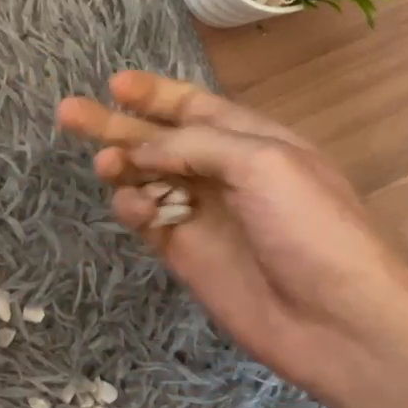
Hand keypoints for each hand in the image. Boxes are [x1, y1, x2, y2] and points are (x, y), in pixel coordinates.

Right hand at [58, 71, 407, 393]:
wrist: (339, 325)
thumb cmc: (314, 229)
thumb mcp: (264, 164)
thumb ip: (196, 145)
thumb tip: (140, 148)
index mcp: (253, 141)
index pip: (193, 107)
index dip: (154, 94)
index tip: (114, 83)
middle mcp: (222, 172)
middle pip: (157, 139)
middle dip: (115, 124)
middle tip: (68, 112)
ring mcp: (201, 214)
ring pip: (144, 179)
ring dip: (120, 166)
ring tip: (104, 164)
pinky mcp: (184, 254)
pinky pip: (145, 221)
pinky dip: (132, 209)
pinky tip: (134, 209)